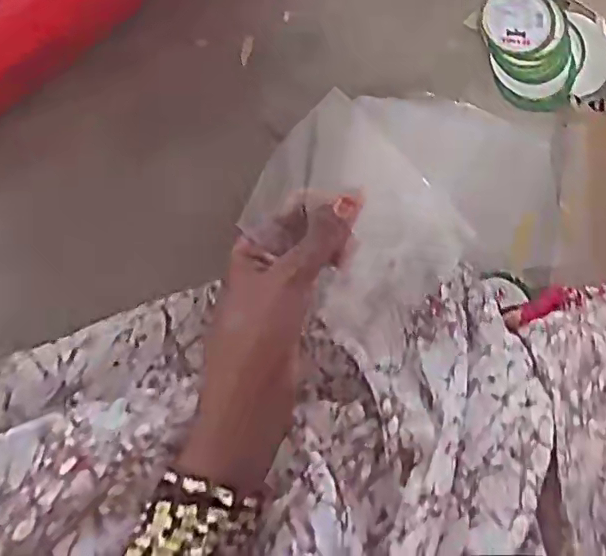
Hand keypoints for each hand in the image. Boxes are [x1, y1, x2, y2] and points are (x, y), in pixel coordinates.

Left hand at [177, 194, 358, 490]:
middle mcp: (265, 263)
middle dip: (333, 227)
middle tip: (353, 244)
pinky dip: (336, 270)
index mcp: (252, 249)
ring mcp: (281, 287)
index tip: (357, 207)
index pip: (292, 209)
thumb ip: (322, 237)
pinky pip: (320, 277)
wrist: (248, 408)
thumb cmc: (259, 336)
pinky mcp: (297, 310)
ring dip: (336, 249)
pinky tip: (350, 274)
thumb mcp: (290, 279)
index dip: (323, 204)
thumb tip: (352, 196)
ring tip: (351, 260)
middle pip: (306, 228)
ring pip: (316, 253)